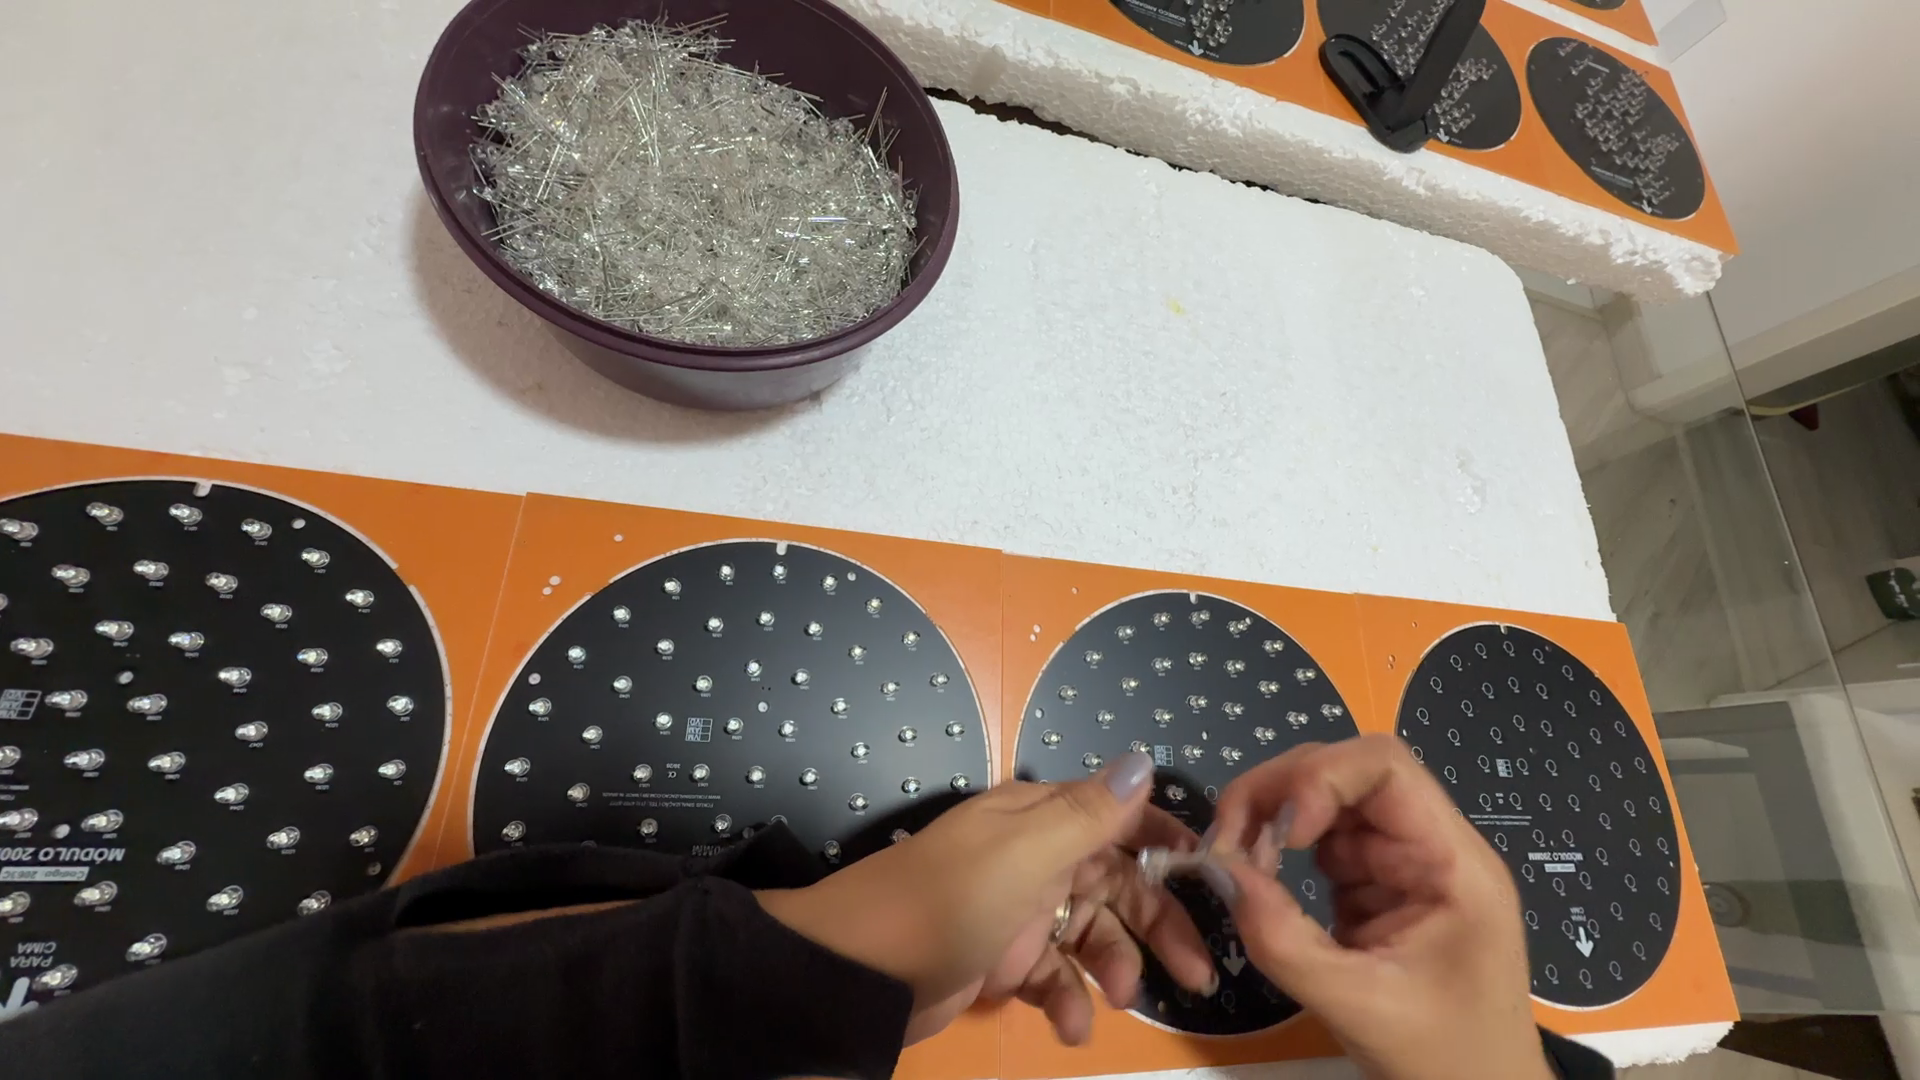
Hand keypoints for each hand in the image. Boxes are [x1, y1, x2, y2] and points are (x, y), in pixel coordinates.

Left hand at [757, 753, 1216, 1045]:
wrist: (860, 971)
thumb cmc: (949, 901)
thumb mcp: (1023, 852)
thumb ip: (1087, 812)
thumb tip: (1142, 757)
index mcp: (1038, 817)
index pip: (1115, 815)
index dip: (1162, 839)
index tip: (1210, 872)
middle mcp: (1034, 855)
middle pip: (1113, 882)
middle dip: (1156, 923)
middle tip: (1198, 974)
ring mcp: (1019, 908)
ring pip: (1089, 931)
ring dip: (1112, 967)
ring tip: (1116, 1000)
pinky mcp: (1003, 957)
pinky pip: (1053, 975)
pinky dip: (1068, 1000)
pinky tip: (1070, 1028)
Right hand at [1204, 735, 1552, 1079]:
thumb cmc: (1443, 1062)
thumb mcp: (1358, 1008)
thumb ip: (1283, 939)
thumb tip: (1218, 870)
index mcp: (1452, 862)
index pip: (1384, 766)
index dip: (1320, 778)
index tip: (1281, 834)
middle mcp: (1424, 841)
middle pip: (1341, 769)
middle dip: (1276, 791)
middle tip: (1227, 839)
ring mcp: (1395, 855)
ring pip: (1319, 792)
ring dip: (1267, 811)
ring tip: (1234, 856)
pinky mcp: (1369, 874)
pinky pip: (1311, 831)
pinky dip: (1271, 839)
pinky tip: (1254, 870)